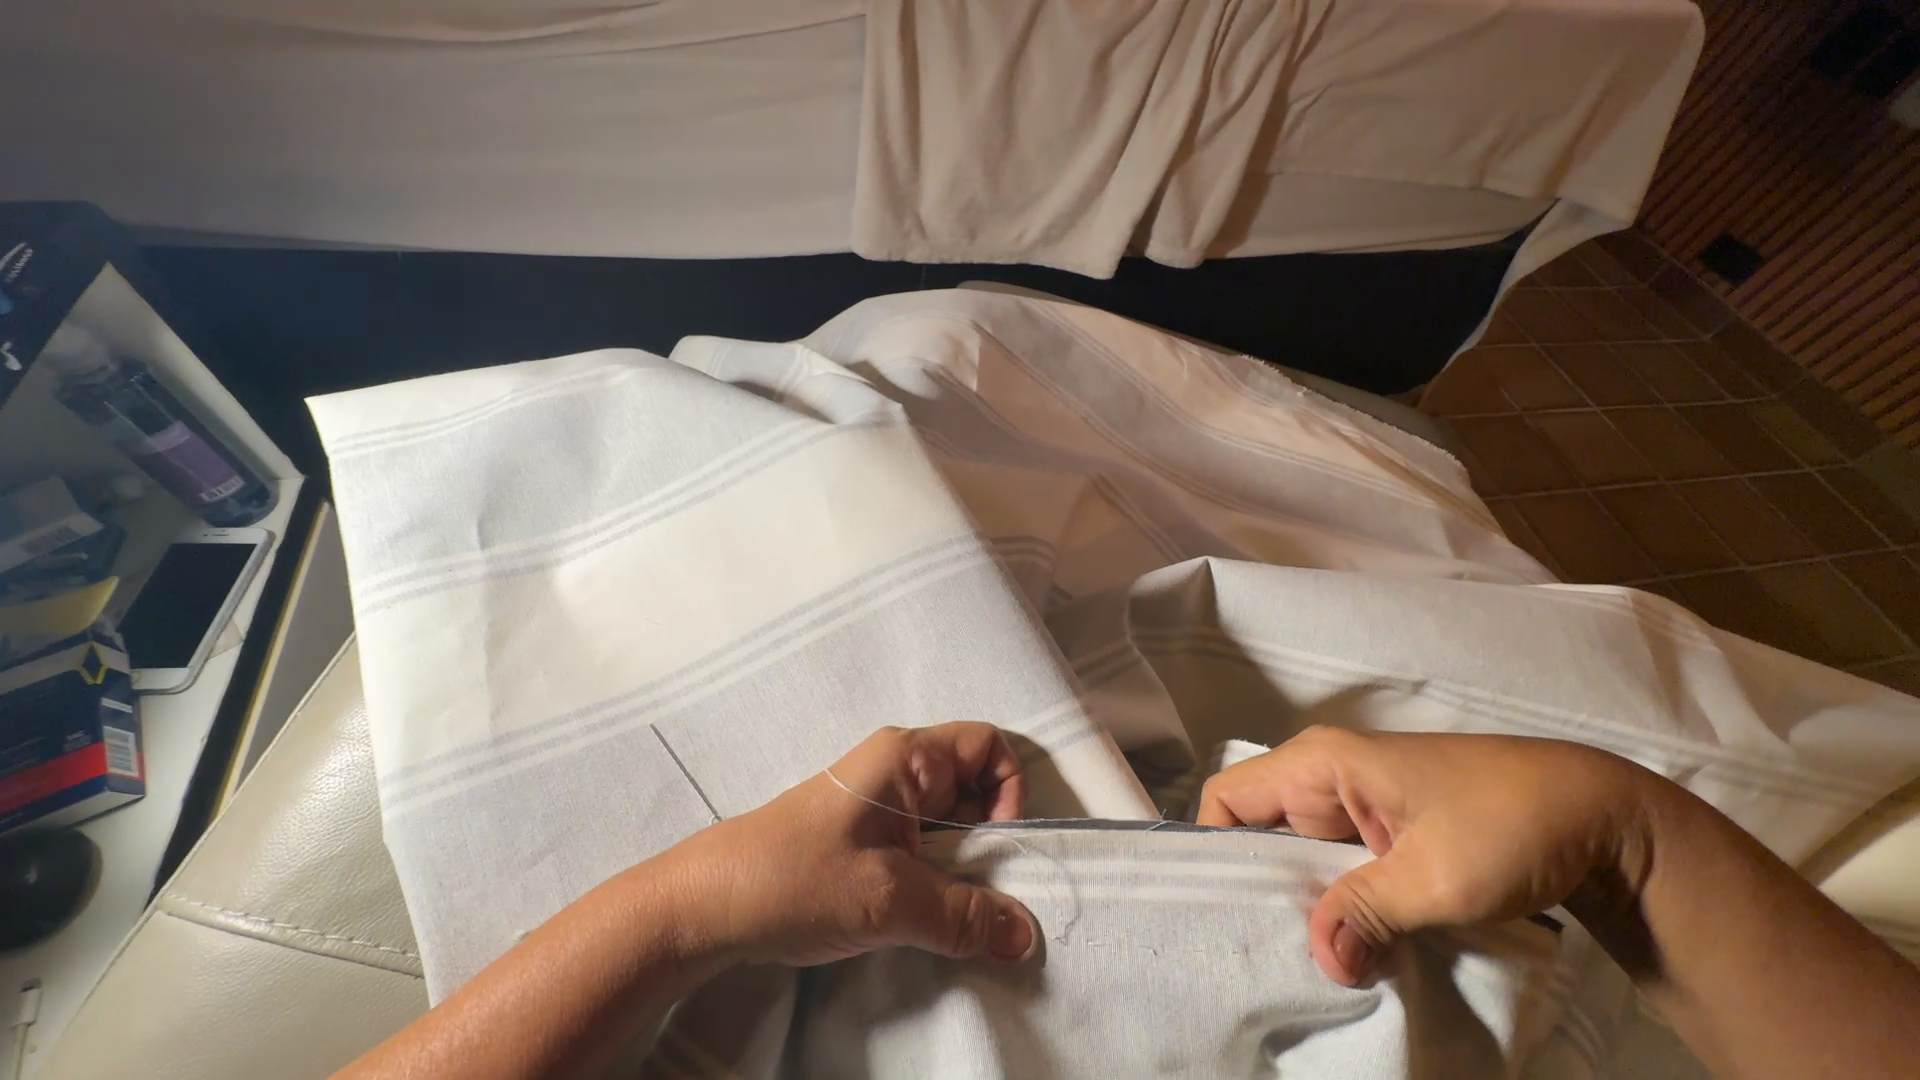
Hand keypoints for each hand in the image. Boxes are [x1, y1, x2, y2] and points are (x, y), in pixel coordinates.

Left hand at [659, 722, 1040, 967]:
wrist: (710, 906)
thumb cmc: (797, 879)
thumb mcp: (888, 900)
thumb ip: (963, 916)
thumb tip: (1028, 936)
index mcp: (907, 757)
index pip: (987, 746)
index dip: (1009, 790)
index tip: (1000, 846)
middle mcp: (899, 770)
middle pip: (975, 787)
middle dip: (993, 839)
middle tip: (991, 893)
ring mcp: (883, 805)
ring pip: (952, 823)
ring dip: (966, 866)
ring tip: (961, 912)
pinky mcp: (869, 839)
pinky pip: (926, 847)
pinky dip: (941, 877)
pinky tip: (932, 914)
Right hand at [1196, 726, 1649, 985]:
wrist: (1602, 816)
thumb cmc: (1511, 823)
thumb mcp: (1437, 878)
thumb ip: (1366, 914)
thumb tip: (1320, 961)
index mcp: (1318, 764)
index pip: (1228, 796)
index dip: (1210, 848)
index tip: (1215, 910)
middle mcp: (1322, 777)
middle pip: (1254, 828)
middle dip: (1252, 887)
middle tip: (1250, 950)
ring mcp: (1351, 802)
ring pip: (1292, 850)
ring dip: (1295, 900)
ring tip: (1289, 957)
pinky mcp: (1378, 827)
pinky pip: (1329, 862)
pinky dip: (1329, 900)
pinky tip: (1335, 943)